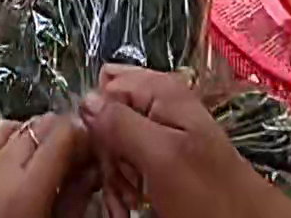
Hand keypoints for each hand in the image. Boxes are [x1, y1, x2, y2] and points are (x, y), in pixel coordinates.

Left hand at [0, 113, 91, 217]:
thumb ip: (78, 197)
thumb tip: (95, 168)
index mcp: (27, 188)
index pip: (65, 132)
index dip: (85, 136)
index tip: (95, 151)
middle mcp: (5, 167)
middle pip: (47, 123)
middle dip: (68, 135)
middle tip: (81, 158)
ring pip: (27, 124)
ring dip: (46, 134)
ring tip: (56, 158)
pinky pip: (1, 133)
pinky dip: (19, 133)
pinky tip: (30, 153)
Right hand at [80, 66, 290, 217]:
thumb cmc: (204, 190)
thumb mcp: (161, 156)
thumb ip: (122, 123)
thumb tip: (86, 98)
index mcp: (159, 88)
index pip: (106, 87)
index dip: (98, 123)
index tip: (104, 159)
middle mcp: (158, 100)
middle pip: (108, 115)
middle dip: (107, 154)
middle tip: (122, 186)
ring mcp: (160, 127)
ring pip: (114, 142)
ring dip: (114, 175)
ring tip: (130, 199)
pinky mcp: (161, 153)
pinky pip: (128, 160)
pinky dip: (124, 184)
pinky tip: (132, 203)